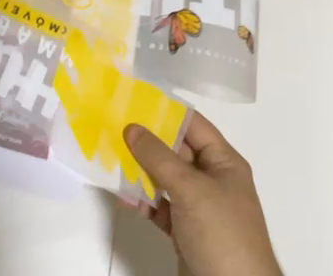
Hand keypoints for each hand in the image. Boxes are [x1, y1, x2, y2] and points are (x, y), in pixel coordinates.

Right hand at [124, 114, 281, 275]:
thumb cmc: (221, 233)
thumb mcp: (191, 189)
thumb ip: (159, 157)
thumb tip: (130, 127)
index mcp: (223, 163)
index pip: (192, 125)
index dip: (165, 110)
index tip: (132, 98)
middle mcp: (211, 180)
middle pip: (175, 150)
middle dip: (145, 140)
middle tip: (111, 125)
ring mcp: (198, 207)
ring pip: (164, 178)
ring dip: (139, 170)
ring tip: (109, 157)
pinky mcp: (185, 230)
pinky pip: (159, 206)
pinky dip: (142, 200)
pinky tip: (123, 195)